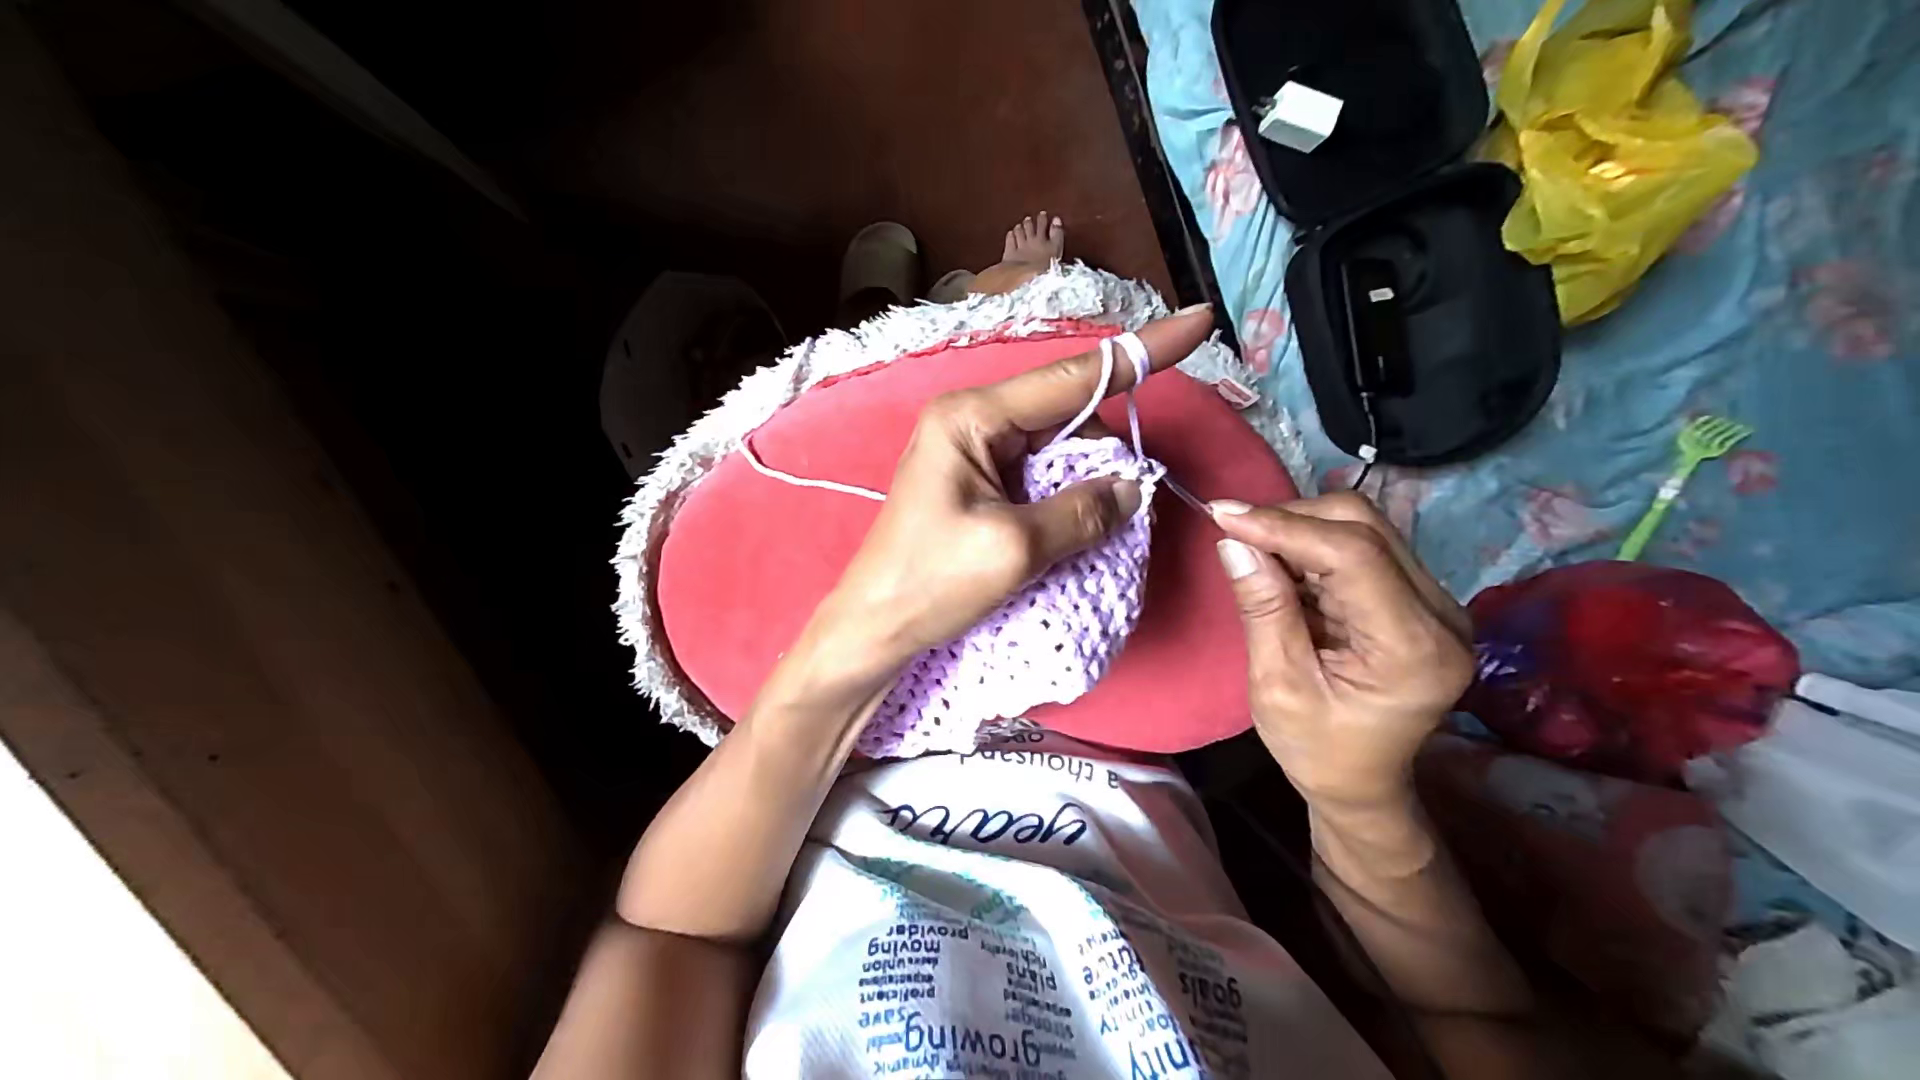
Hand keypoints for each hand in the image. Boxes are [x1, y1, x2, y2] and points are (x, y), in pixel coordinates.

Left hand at [794, 307, 1215, 691]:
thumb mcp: (1015, 548)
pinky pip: (1041, 473)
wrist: (875, 627)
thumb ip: (1083, 512)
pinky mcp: (979, 481)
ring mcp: (974, 450)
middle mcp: (972, 420)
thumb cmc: (930, 583)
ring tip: (1099, 525)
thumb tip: (1134, 488)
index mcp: (971, 417)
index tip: (1200, 320)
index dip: (1140, 352)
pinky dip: (1069, 494)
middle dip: (1109, 448)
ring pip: (1059, 446)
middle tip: (1133, 497)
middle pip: (1069, 413)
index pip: (1072, 376)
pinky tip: (1080, 522)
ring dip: (1090, 478)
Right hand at [1211, 492, 1472, 806]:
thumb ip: (1263, 609)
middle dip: (1291, 520)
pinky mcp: (1418, 598)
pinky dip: (1312, 546)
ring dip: (1300, 529)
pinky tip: (1283, 567)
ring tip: (1255, 554)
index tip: (1223, 516)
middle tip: (1235, 537)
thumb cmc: (1315, 747)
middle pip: (1365, 527)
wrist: (1361, 781)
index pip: (1353, 555)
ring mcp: (1436, 603)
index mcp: (1412, 648)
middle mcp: (1440, 615)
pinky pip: (1362, 546)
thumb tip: (1233, 542)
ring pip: (1364, 527)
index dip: (1285, 526)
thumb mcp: (1276, 686)